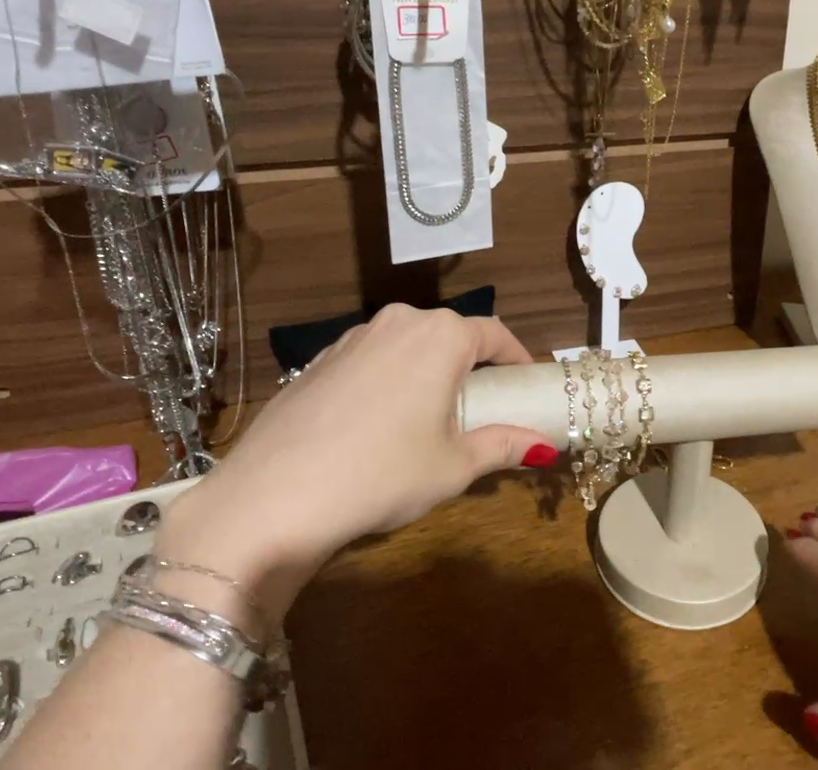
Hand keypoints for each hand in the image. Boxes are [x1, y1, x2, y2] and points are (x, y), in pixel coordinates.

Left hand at [160, 307, 555, 608]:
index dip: (517, 359)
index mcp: (441, 337)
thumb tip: (543, 447)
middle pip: (450, 335)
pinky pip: (370, 361)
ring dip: (427, 371)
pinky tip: (377, 425)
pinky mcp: (318, 361)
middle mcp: (398, 322)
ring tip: (428, 418)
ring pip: (407, 346)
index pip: (495, 335)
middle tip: (481, 407)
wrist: (274, 494)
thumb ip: (503, 446)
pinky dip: (388, 381)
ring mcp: (352, 338)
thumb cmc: (384, 474)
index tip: (527, 384)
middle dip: (471, 366)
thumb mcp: (454, 466)